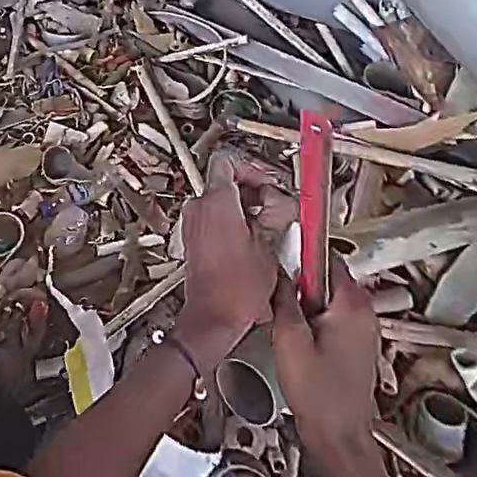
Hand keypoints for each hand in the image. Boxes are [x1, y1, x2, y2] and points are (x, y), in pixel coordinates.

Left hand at [176, 152, 291, 362]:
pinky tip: (255, 243)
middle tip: (277, 210)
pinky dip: (236, 223)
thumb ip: (278, 211)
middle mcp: (199, 208)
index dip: (254, 168)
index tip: (270, 183)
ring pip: (224, 201)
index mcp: (216, 202)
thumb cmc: (235, 288)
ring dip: (249, 210)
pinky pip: (217, 218)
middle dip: (256, 192)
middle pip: (229, 181)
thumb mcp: (269, 244)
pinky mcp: (194, 238)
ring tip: (269, 231)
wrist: (213, 316)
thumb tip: (283, 199)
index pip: (228, 161)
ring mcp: (193, 223)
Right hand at [273, 260, 383, 464]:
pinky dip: (312, 319)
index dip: (302, 251)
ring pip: (325, 297)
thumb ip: (284, 299)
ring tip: (289, 327)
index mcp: (351, 306)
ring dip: (305, 303)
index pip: (327, 257)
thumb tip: (280, 273)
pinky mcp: (355, 343)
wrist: (338, 435)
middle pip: (326, 276)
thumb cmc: (319, 395)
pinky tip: (298, 340)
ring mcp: (362, 329)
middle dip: (300, 284)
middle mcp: (363, 313)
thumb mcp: (289, 339)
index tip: (287, 242)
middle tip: (281, 301)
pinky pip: (330, 315)